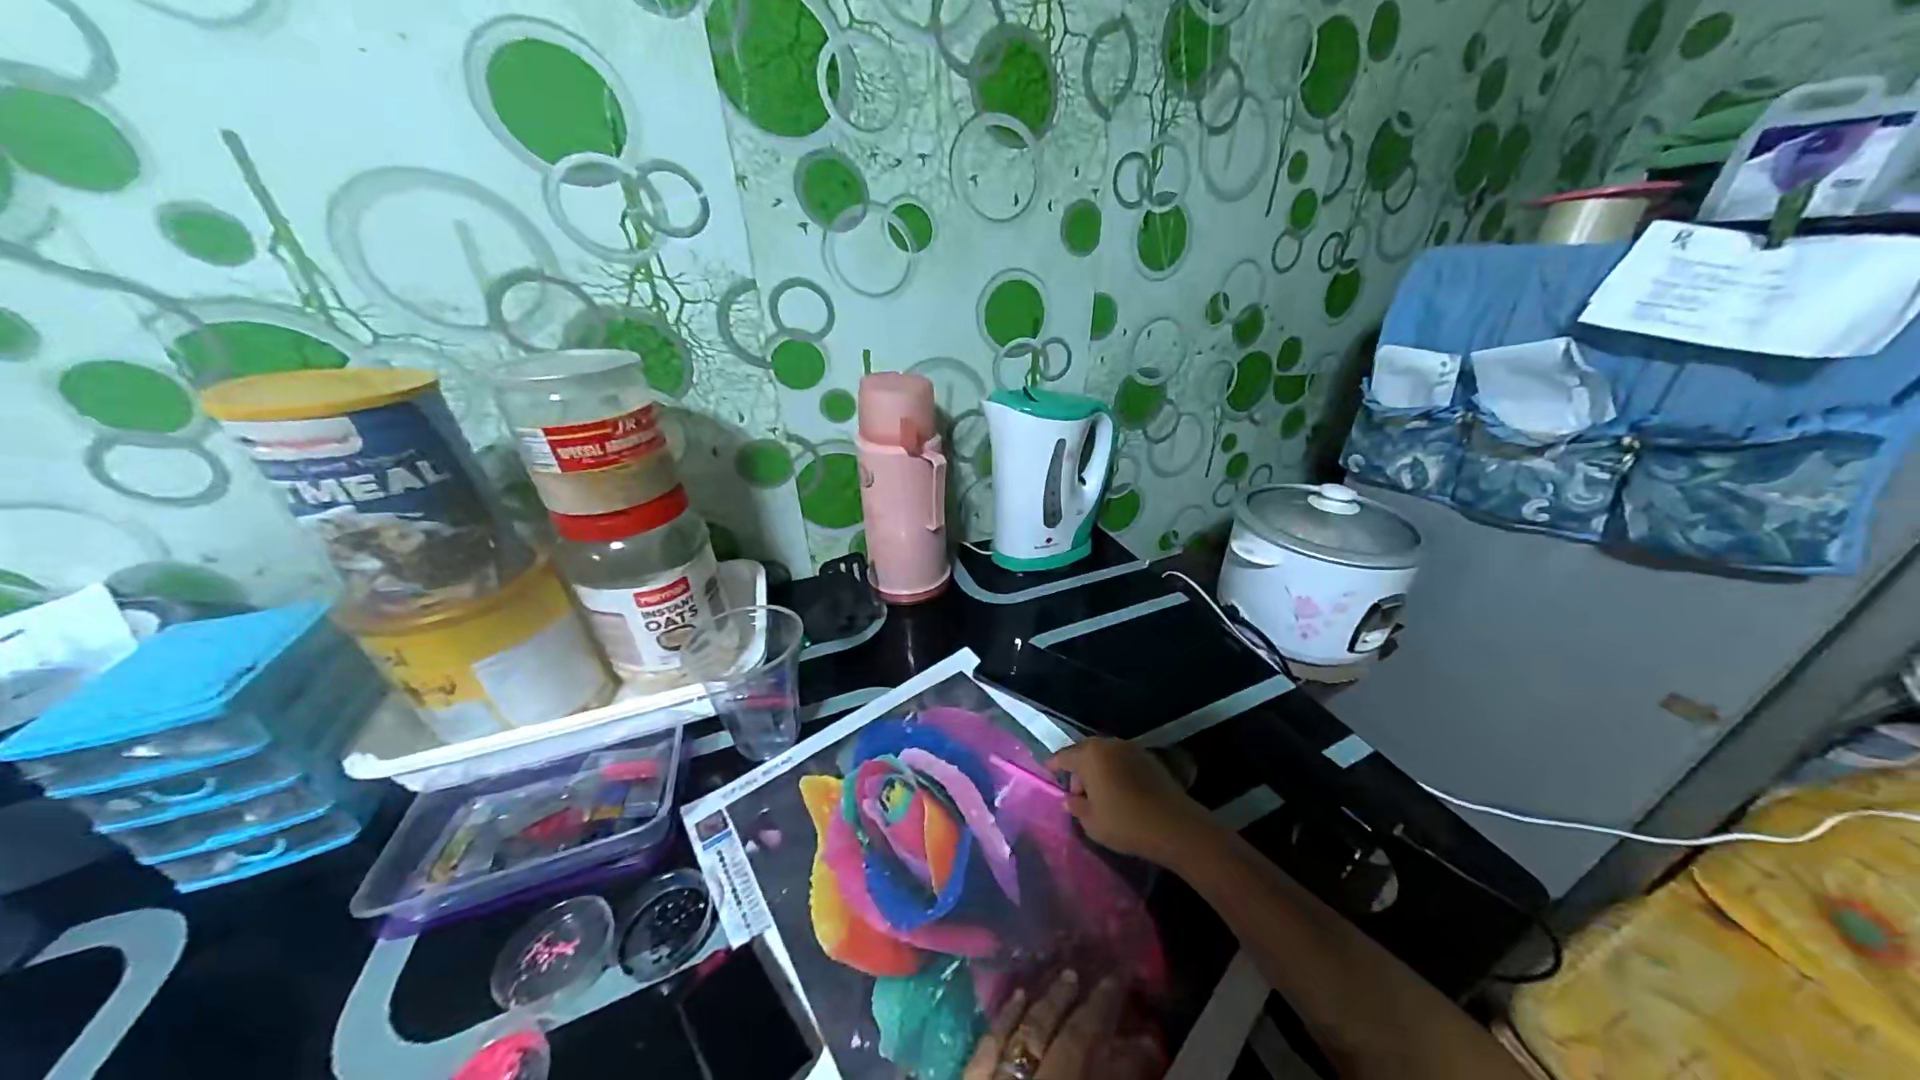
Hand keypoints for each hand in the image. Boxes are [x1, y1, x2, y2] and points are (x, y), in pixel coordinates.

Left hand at [961, 972, 1158, 1079]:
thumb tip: (1136, 1054)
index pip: (1084, 1047)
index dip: (1106, 1014)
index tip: (1122, 983)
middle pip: (1055, 1037)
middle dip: (1078, 1003)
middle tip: (1096, 977)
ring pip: (1018, 1034)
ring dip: (1043, 1005)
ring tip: (1061, 980)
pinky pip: (984, 1047)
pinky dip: (1003, 1021)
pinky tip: (1016, 1001)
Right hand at [1049, 738, 1215, 867]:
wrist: (1173, 825)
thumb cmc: (1124, 822)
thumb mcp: (1091, 822)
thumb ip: (1076, 806)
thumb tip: (1071, 798)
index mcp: (1090, 755)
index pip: (1064, 756)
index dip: (1054, 764)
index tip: (1046, 769)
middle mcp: (1110, 745)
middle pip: (1086, 752)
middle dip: (1078, 769)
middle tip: (1077, 792)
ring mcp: (1133, 749)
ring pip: (1106, 755)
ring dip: (1099, 770)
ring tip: (1100, 794)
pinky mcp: (1151, 759)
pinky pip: (1123, 761)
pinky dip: (1116, 771)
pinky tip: (1119, 791)